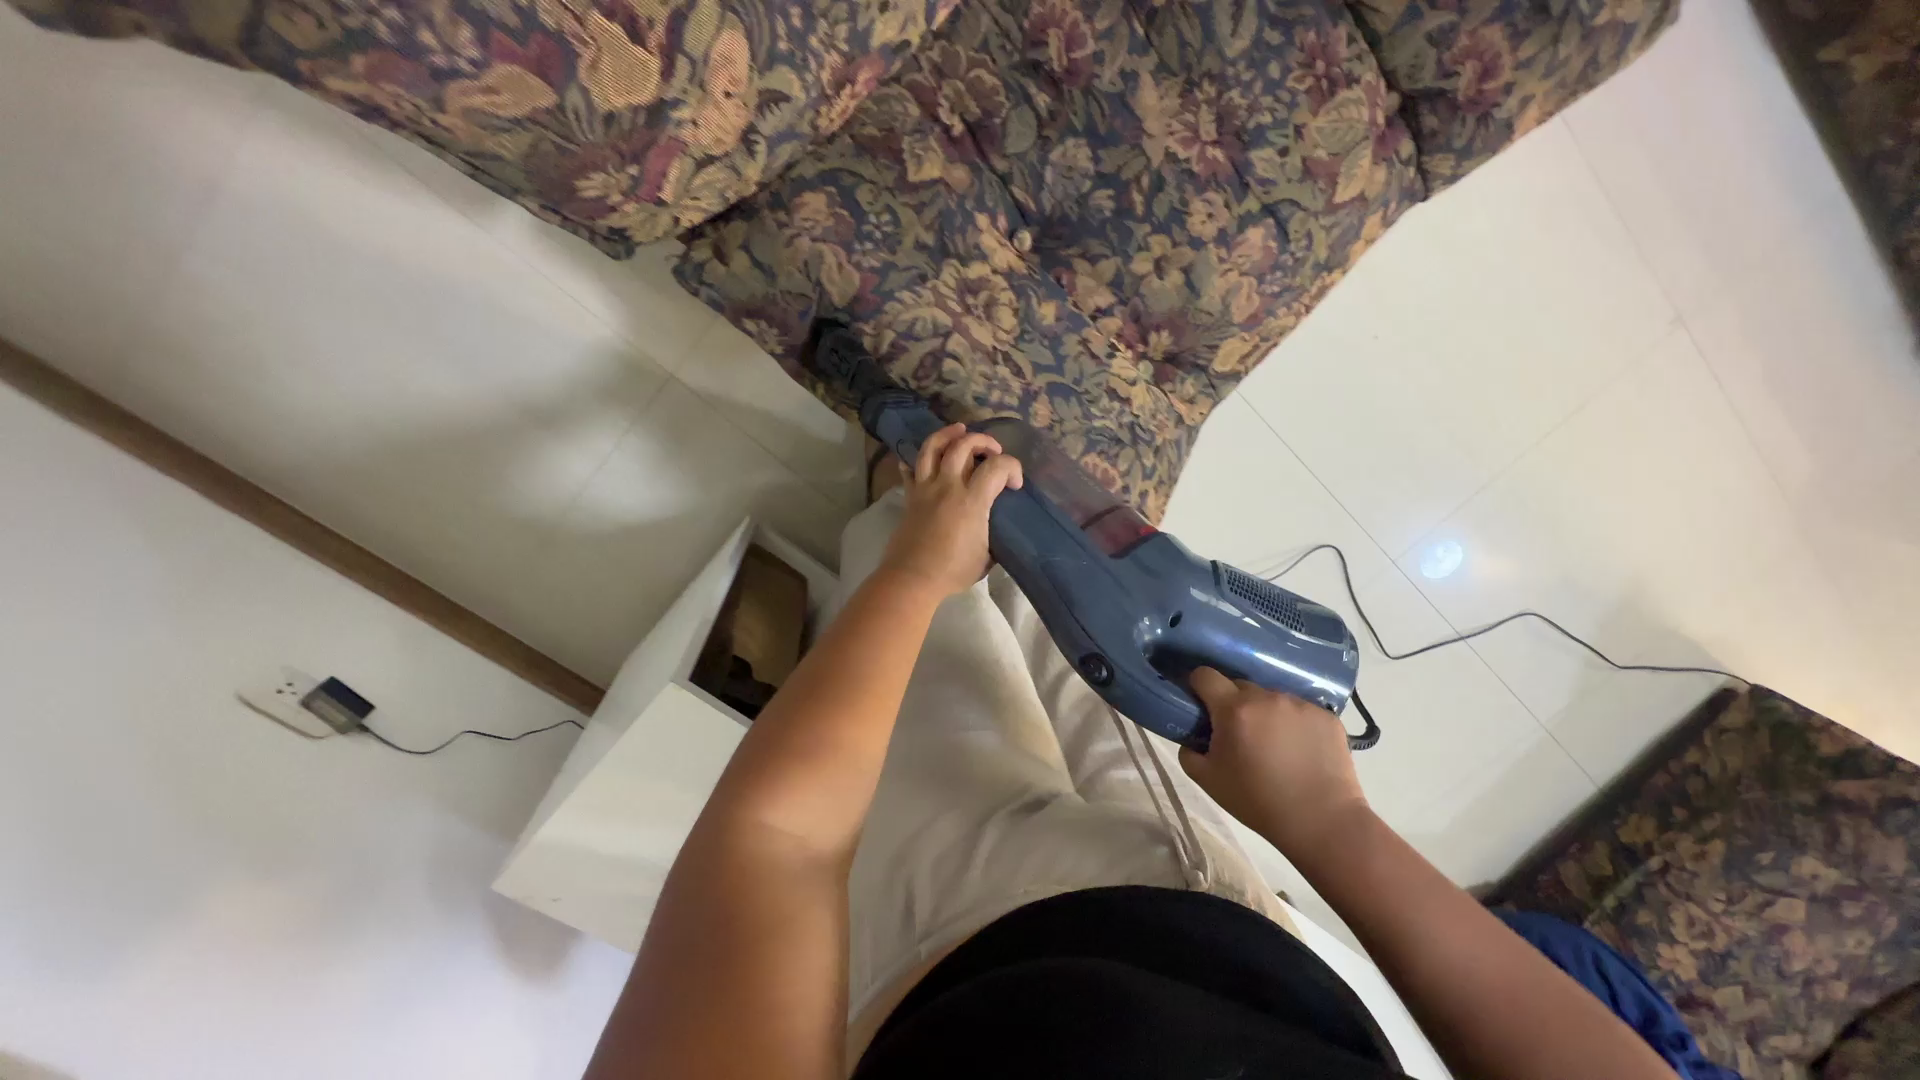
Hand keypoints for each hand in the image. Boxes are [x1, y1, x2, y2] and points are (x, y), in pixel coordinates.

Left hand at [875, 423, 1023, 599]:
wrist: (912, 578)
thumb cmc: (952, 571)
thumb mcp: (986, 556)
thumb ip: (993, 534)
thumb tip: (994, 529)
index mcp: (972, 501)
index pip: (998, 466)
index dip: (1013, 468)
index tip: (1015, 485)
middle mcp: (948, 486)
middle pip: (963, 445)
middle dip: (983, 441)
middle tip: (993, 451)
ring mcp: (925, 488)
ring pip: (933, 448)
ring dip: (948, 434)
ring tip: (959, 430)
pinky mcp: (910, 497)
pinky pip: (910, 470)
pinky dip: (916, 459)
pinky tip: (924, 459)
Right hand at [1178, 667, 1371, 865]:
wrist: (1321, 821)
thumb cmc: (1257, 801)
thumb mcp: (1208, 781)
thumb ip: (1189, 752)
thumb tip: (1192, 738)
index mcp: (1234, 710)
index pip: (1206, 675)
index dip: (1197, 685)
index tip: (1200, 703)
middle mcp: (1267, 698)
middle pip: (1240, 686)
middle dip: (1233, 703)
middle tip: (1238, 733)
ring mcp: (1301, 704)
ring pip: (1272, 698)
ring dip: (1266, 713)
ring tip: (1274, 745)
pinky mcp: (1327, 716)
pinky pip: (1301, 710)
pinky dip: (1295, 723)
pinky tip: (1300, 750)